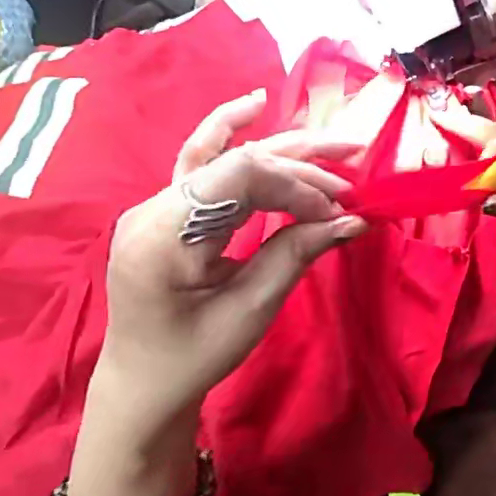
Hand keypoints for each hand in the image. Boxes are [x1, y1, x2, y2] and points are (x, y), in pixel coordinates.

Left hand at [85, 90, 365, 455]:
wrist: (143, 387)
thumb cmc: (193, 359)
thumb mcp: (251, 311)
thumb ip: (297, 254)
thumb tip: (352, 219)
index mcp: (164, 236)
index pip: (240, 176)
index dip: (296, 182)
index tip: (337, 209)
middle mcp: (152, 208)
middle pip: (234, 161)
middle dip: (297, 161)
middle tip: (353, 158)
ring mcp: (154, 206)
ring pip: (220, 157)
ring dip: (278, 148)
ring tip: (329, 140)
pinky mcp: (165, 211)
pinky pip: (200, 166)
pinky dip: (233, 138)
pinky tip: (255, 108)